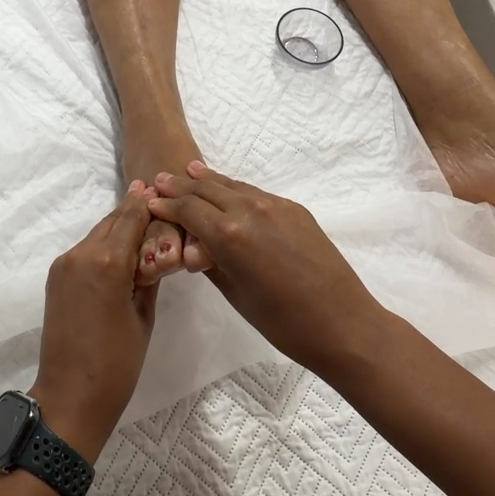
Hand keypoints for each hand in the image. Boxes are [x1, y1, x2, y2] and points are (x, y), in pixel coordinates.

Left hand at [30, 182, 159, 460]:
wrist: (71, 395)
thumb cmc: (117, 364)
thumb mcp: (143, 316)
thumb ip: (148, 277)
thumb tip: (154, 252)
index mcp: (107, 263)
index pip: (131, 219)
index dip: (146, 203)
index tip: (160, 187)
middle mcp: (81, 254)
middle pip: (111, 222)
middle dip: (132, 212)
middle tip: (154, 197)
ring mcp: (64, 264)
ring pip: (97, 234)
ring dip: (117, 228)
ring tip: (141, 224)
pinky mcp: (56, 276)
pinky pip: (85, 250)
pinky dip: (103, 245)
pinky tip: (119, 250)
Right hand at [147, 164, 387, 377]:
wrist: (344, 324)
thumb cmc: (283, 323)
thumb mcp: (236, 294)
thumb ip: (210, 262)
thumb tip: (195, 245)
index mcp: (229, 236)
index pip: (188, 209)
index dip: (167, 205)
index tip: (150, 201)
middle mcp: (248, 210)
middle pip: (205, 190)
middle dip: (181, 186)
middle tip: (160, 181)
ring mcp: (274, 206)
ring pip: (231, 185)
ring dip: (207, 180)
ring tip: (188, 171)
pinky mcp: (294, 209)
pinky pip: (255, 193)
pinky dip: (234, 188)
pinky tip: (226, 189)